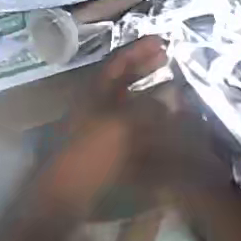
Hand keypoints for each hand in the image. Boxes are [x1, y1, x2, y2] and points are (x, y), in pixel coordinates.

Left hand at [28, 38, 228, 221]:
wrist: (63, 199)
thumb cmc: (87, 156)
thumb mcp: (119, 127)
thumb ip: (146, 108)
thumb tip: (169, 96)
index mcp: (92, 95)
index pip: (116, 63)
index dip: (138, 50)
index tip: (162, 41)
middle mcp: (95, 109)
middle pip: (122, 84)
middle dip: (145, 71)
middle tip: (170, 61)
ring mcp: (99, 134)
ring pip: (128, 109)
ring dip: (152, 101)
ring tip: (177, 96)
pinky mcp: (106, 157)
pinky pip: (132, 137)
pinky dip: (150, 132)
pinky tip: (168, 134)